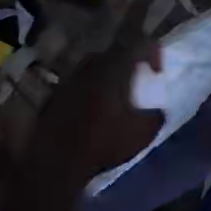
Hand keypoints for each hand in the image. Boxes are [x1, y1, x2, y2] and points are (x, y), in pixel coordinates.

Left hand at [34, 40, 165, 182]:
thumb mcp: (144, 133)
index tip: (156, 72)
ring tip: (114, 96)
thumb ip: (156, 116)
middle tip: (136, 81)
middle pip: (113, 54)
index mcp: (115, 69)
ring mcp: (68, 83)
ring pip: (92, 68)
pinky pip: (76, 86)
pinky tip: (92, 111)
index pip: (138, 45)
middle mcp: (90, 69)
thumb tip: (158, 111)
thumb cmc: (104, 143)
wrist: (56, 165)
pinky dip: (87, 92)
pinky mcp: (52, 100)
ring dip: (106, 77)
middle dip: (128, 64)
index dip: (152, 53)